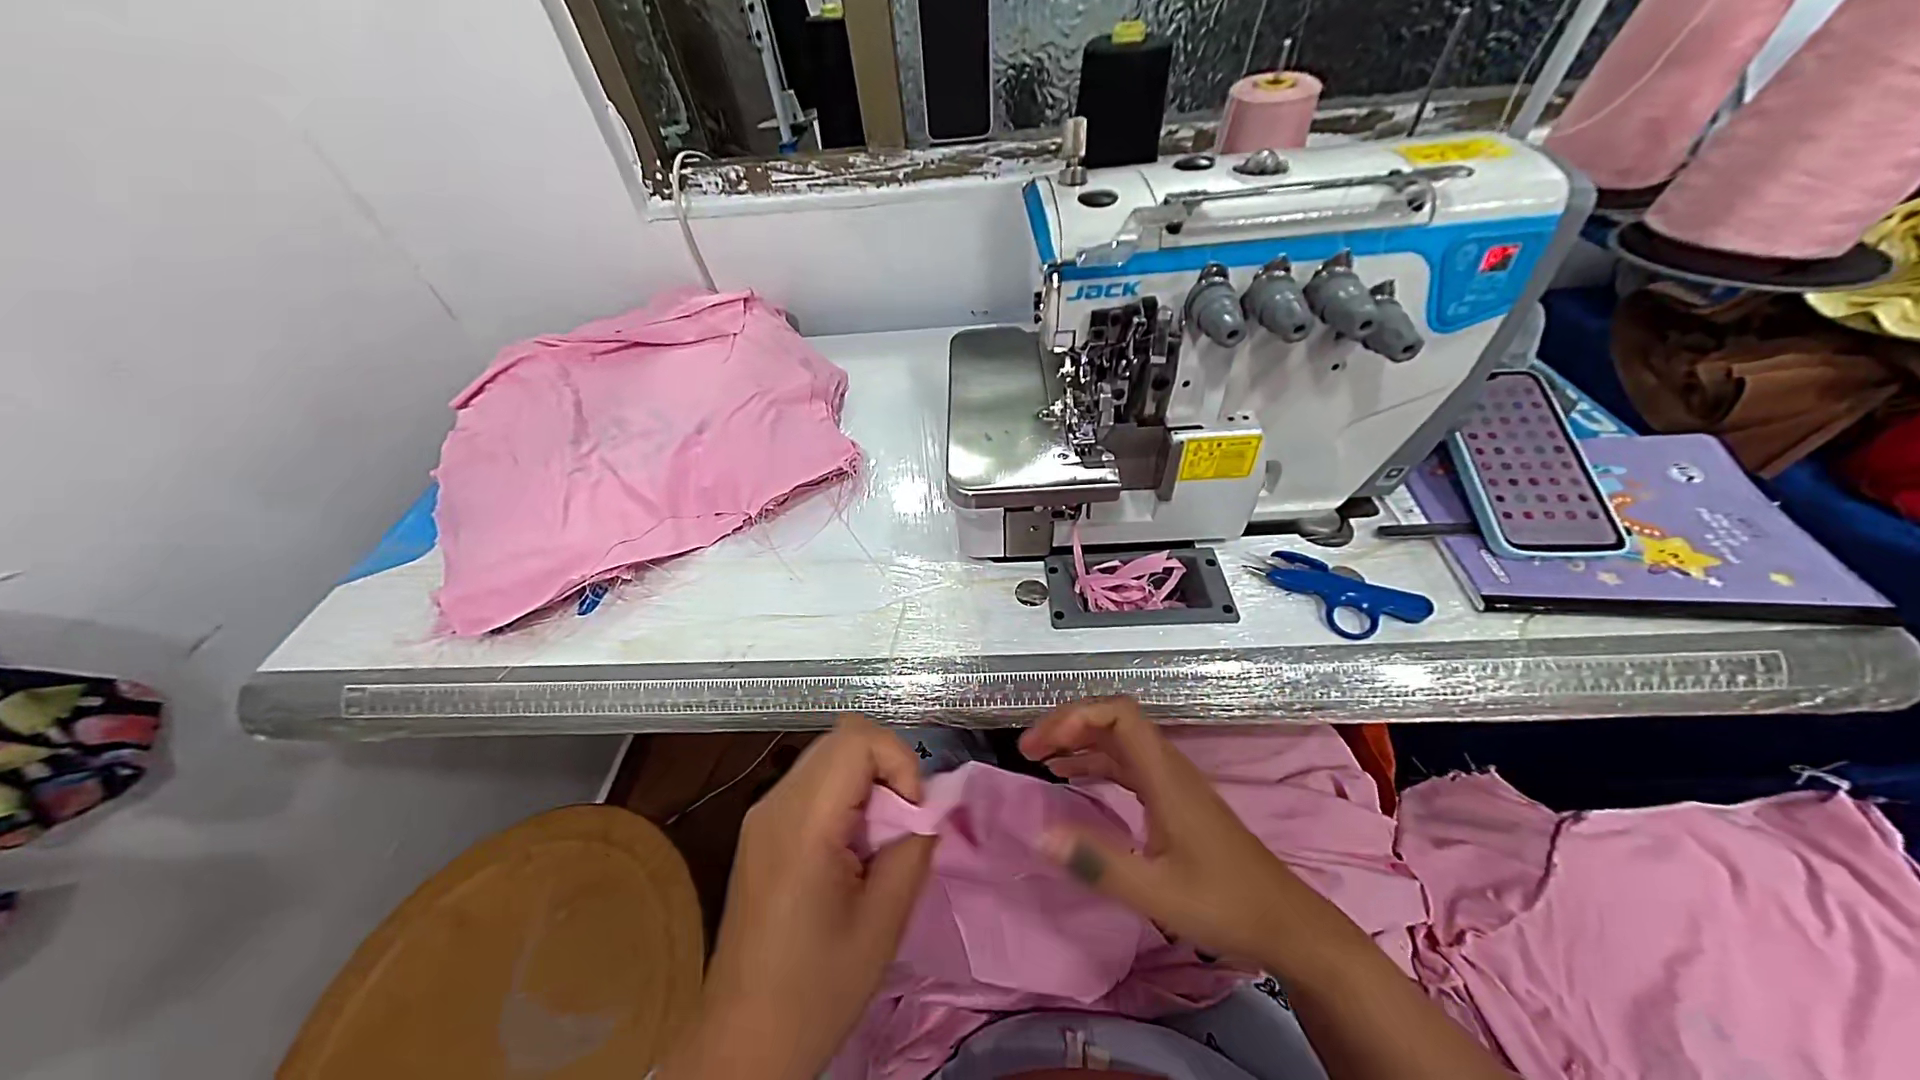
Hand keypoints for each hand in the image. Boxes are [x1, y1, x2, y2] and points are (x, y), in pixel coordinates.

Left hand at [661, 715, 936, 1079]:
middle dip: (886, 769)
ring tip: (878, 842)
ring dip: (867, 783)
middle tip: (901, 826)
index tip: (912, 815)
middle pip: (842, 740)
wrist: (744, 1038)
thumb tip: (929, 808)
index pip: (857, 739)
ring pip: (828, 757)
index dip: (898, 760)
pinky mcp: (760, 830)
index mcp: (802, 824)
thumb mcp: (884, 922)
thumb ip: (914, 847)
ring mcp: (761, 814)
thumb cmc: (818, 988)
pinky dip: (845, 797)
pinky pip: (813, 784)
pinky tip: (851, 850)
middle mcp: (774, 804)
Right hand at [1023, 699, 1516, 1079]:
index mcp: (1165, 777)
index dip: (1075, 717)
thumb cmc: (1225, 905)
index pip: (1119, 714)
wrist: (1287, 925)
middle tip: (1029, 751)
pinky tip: (1075, 780)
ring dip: (1079, 743)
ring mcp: (1173, 784)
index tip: (1042, 746)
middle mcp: (1169, 769)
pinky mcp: (1175, 802)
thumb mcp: (1156, 893)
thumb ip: (1098, 863)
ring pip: (1119, 744)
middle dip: (1068, 727)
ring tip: (1041, 761)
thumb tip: (1039, 834)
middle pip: (1114, 721)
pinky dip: (1096, 764)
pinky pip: (1128, 766)